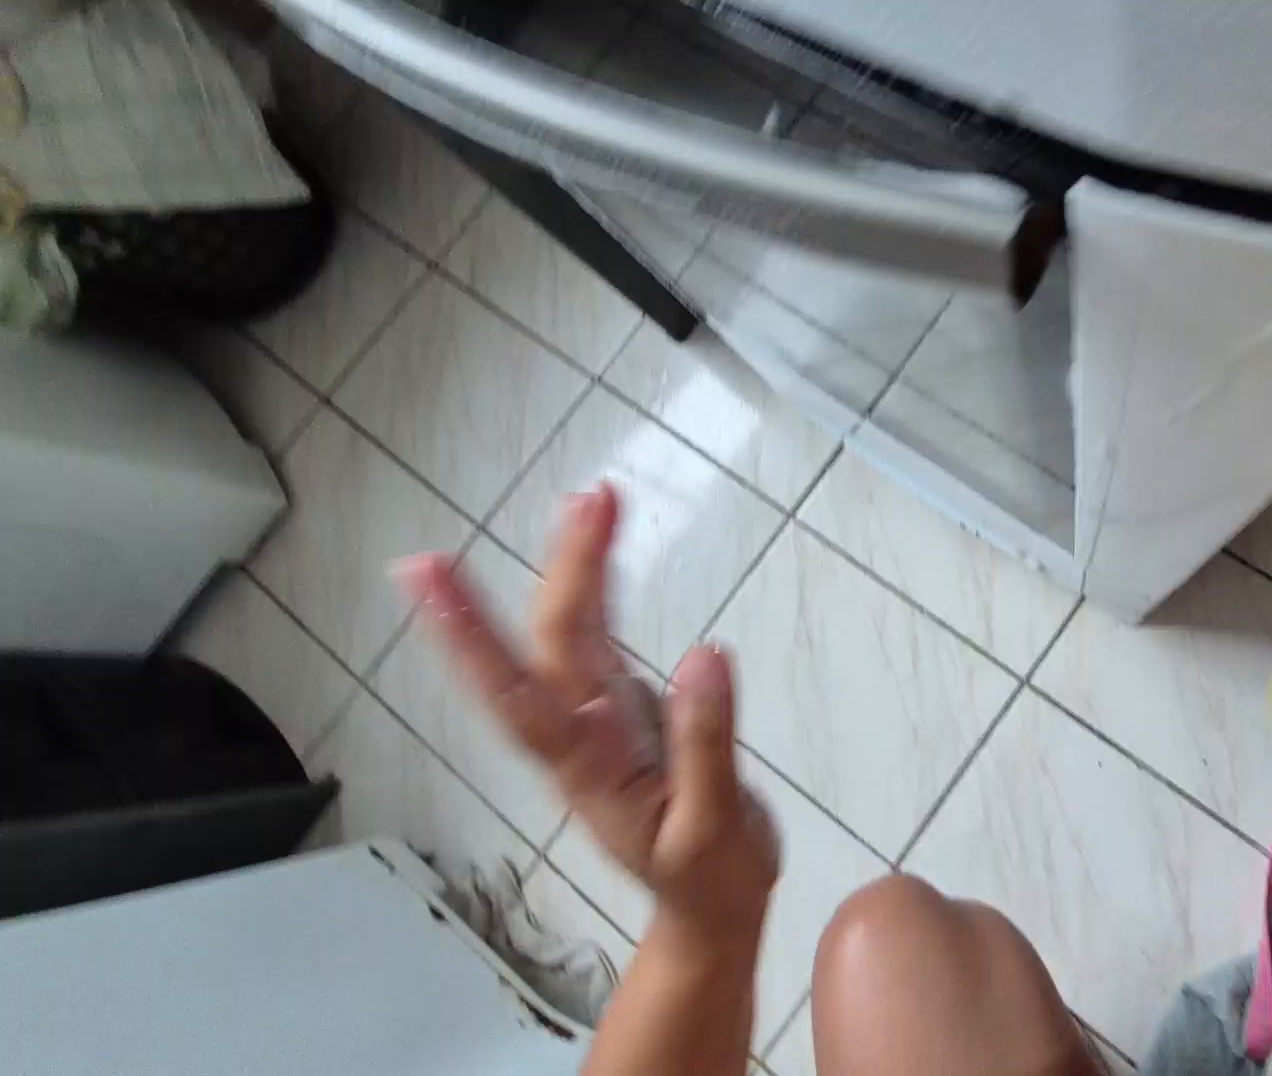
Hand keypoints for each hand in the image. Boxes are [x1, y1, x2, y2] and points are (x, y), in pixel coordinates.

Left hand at [392, 483, 778, 939]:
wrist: (712, 905)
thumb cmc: (709, 874)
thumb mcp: (713, 823)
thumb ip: (706, 741)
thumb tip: (703, 652)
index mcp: (590, 764)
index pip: (521, 690)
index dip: (473, 630)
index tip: (429, 569)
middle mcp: (582, 733)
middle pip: (556, 642)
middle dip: (567, 565)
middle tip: (593, 496)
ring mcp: (603, 720)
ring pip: (575, 637)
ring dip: (579, 569)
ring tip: (593, 506)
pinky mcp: (629, 714)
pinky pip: (604, 646)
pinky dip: (602, 595)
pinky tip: (602, 563)